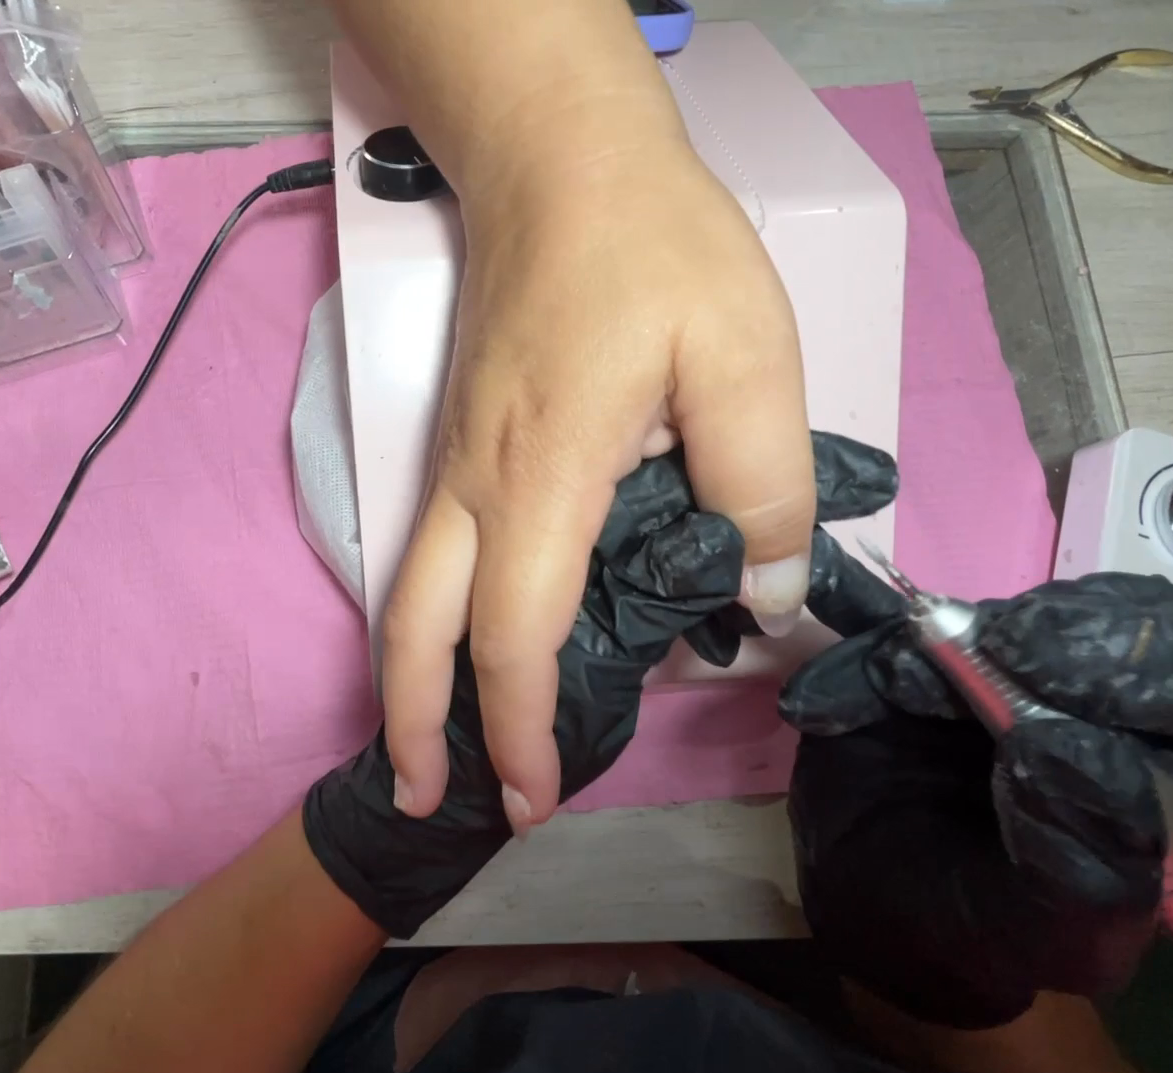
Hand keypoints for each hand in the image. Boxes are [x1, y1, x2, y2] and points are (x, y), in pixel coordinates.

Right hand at [380, 143, 816, 835]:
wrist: (558, 172)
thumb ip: (765, 486)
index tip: (535, 799)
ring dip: (408, 683)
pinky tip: (463, 653)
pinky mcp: (458, 449)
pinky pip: (432, 561)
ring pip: (407, 597)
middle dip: (416, 727)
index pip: (514, 633)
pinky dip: (432, 629)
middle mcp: (473, 487)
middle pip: (415, 630)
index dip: (521, 728)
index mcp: (543, 478)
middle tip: (427, 799)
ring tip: (426, 752)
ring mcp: (453, 468)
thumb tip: (763, 595)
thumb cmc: (652, 252)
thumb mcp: (746, 355)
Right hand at [782, 573, 1172, 1027]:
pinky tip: (821, 697)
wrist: (855, 899)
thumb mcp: (1034, 939)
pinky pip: (900, 620)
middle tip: (988, 649)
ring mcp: (1017, 674)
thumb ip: (1077, 877)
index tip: (1064, 684)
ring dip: (946, 638)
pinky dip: (857, 630)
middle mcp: (1116, 716)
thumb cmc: (964, 930)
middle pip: (1153, 623)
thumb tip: (1075, 751)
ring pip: (1026, 610)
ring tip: (883, 687)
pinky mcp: (927, 653)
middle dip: (1071, 633)